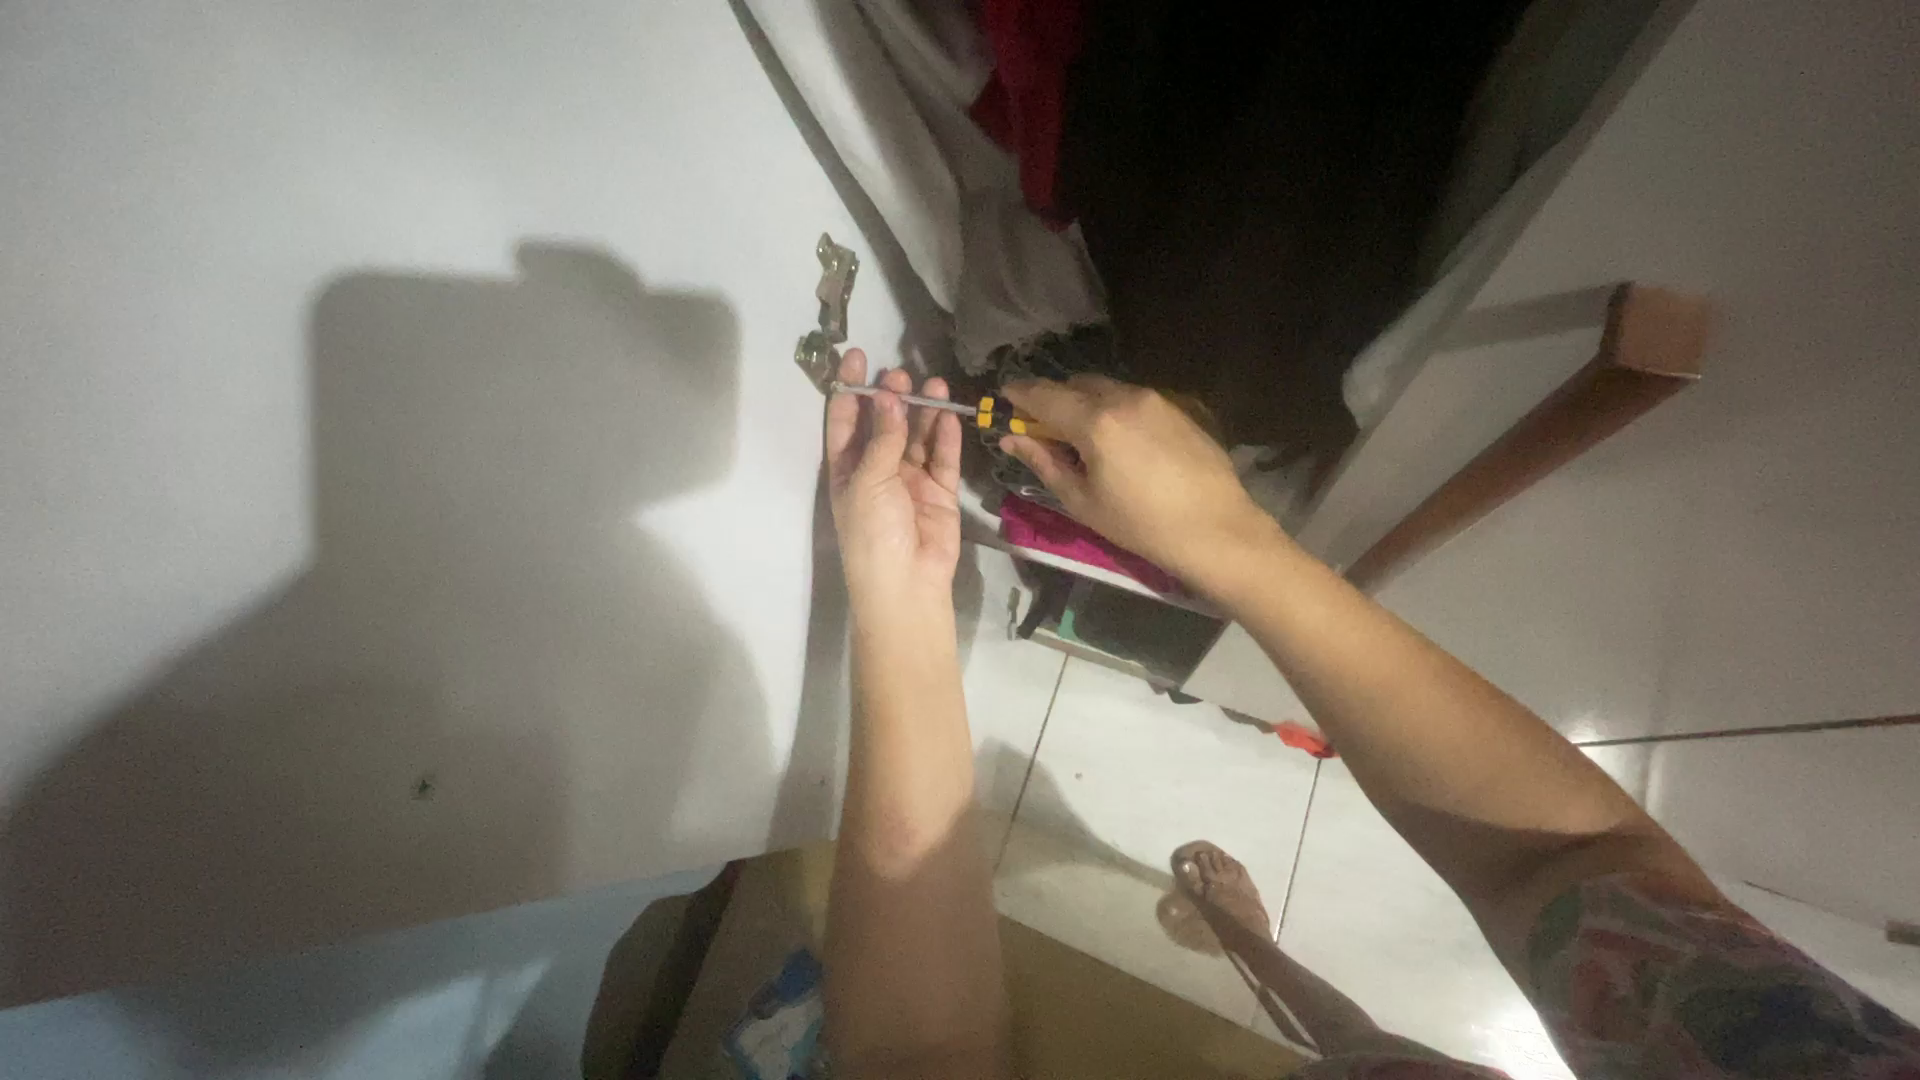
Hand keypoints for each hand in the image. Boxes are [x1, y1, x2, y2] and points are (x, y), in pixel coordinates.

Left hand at [826, 349, 962, 618]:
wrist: (906, 583)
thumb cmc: (872, 533)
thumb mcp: (868, 482)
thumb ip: (881, 439)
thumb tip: (887, 397)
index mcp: (847, 469)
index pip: (845, 421)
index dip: (850, 390)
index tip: (858, 357)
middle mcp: (877, 471)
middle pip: (884, 424)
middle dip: (892, 397)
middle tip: (901, 376)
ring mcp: (910, 482)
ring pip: (917, 438)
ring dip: (924, 412)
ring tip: (934, 385)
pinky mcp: (939, 493)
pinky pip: (943, 459)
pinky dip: (946, 438)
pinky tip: (949, 415)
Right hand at [999, 376, 1281, 585]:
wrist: (1214, 528)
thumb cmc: (1140, 524)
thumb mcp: (1082, 501)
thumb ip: (1044, 462)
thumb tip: (1011, 439)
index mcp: (1095, 421)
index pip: (1044, 396)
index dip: (1019, 394)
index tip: (1003, 397)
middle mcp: (1123, 398)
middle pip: (1075, 384)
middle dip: (1052, 397)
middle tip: (1040, 424)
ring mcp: (1155, 399)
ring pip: (1105, 388)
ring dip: (1083, 401)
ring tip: (1079, 434)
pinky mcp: (1177, 407)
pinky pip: (1131, 398)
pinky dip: (1112, 408)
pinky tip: (1116, 439)